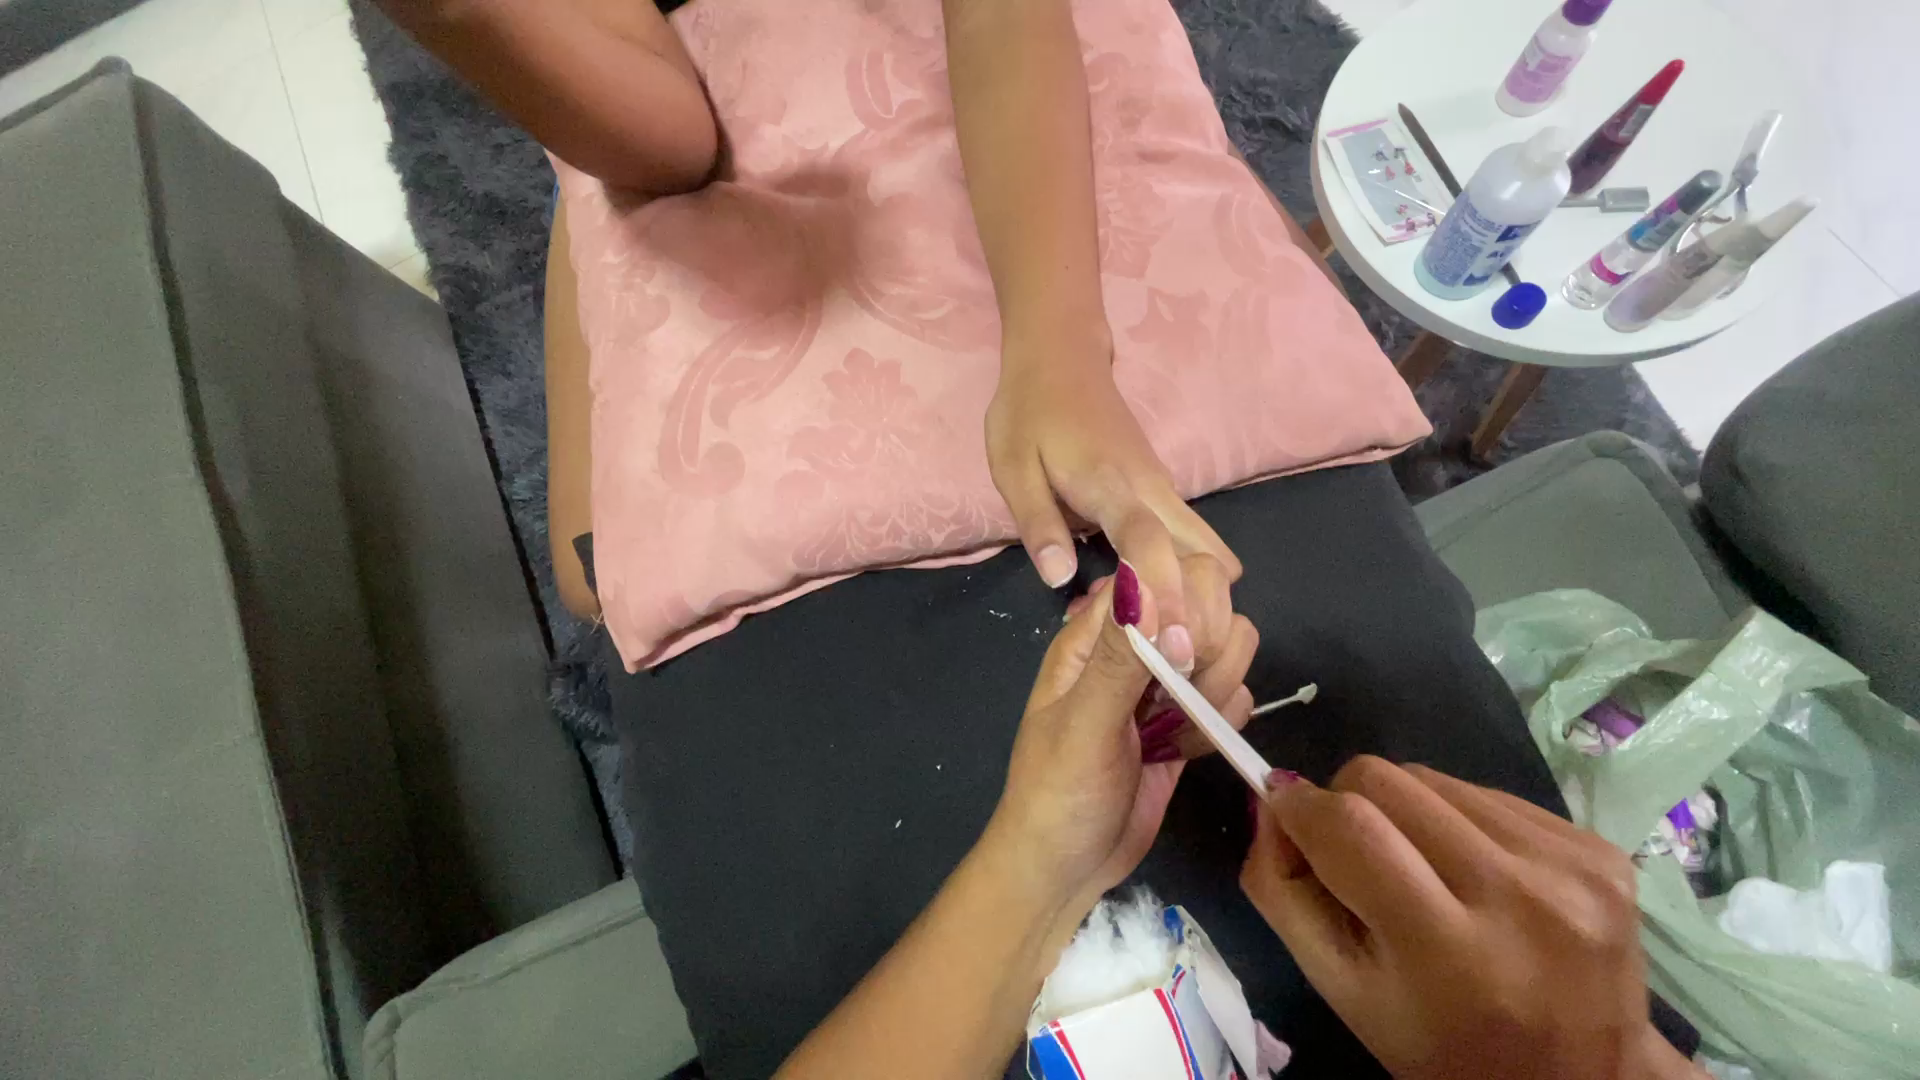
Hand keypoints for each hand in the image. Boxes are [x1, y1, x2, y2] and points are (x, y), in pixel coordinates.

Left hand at [987, 328, 1240, 673]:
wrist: (1062, 358)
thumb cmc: (1030, 413)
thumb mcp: (1013, 468)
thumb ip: (1038, 524)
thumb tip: (1060, 580)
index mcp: (1110, 484)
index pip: (1147, 541)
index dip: (1159, 592)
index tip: (1166, 643)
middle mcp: (1154, 490)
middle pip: (1202, 556)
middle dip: (1200, 612)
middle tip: (1181, 668)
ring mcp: (1168, 491)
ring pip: (1209, 552)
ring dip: (1205, 600)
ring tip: (1180, 653)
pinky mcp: (1167, 495)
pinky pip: (1196, 545)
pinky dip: (1197, 581)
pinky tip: (1174, 615)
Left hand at [989, 557, 1254, 917]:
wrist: (1065, 868)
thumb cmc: (1058, 794)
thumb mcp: (1082, 725)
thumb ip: (1120, 659)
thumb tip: (1146, 582)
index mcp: (1095, 633)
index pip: (1157, 571)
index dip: (1183, 600)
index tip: (1181, 653)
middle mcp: (1133, 645)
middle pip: (1205, 599)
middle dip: (1209, 643)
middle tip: (1181, 692)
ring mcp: (1163, 682)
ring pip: (1227, 644)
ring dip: (1219, 683)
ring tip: (1178, 729)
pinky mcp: (1187, 720)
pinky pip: (1231, 694)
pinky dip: (1221, 719)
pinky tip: (1185, 752)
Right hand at [1241, 758, 1703, 1079]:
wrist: (1586, 1078)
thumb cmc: (1438, 1040)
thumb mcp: (1336, 984)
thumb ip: (1279, 884)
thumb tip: (1272, 793)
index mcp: (1450, 951)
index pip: (1349, 825)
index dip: (1300, 806)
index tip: (1286, 812)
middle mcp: (1521, 898)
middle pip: (1385, 778)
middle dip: (1349, 802)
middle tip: (1360, 855)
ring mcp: (1570, 867)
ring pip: (1429, 775)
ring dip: (1404, 809)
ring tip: (1424, 869)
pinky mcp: (1599, 847)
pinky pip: (1481, 789)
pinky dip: (1455, 817)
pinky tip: (1474, 871)